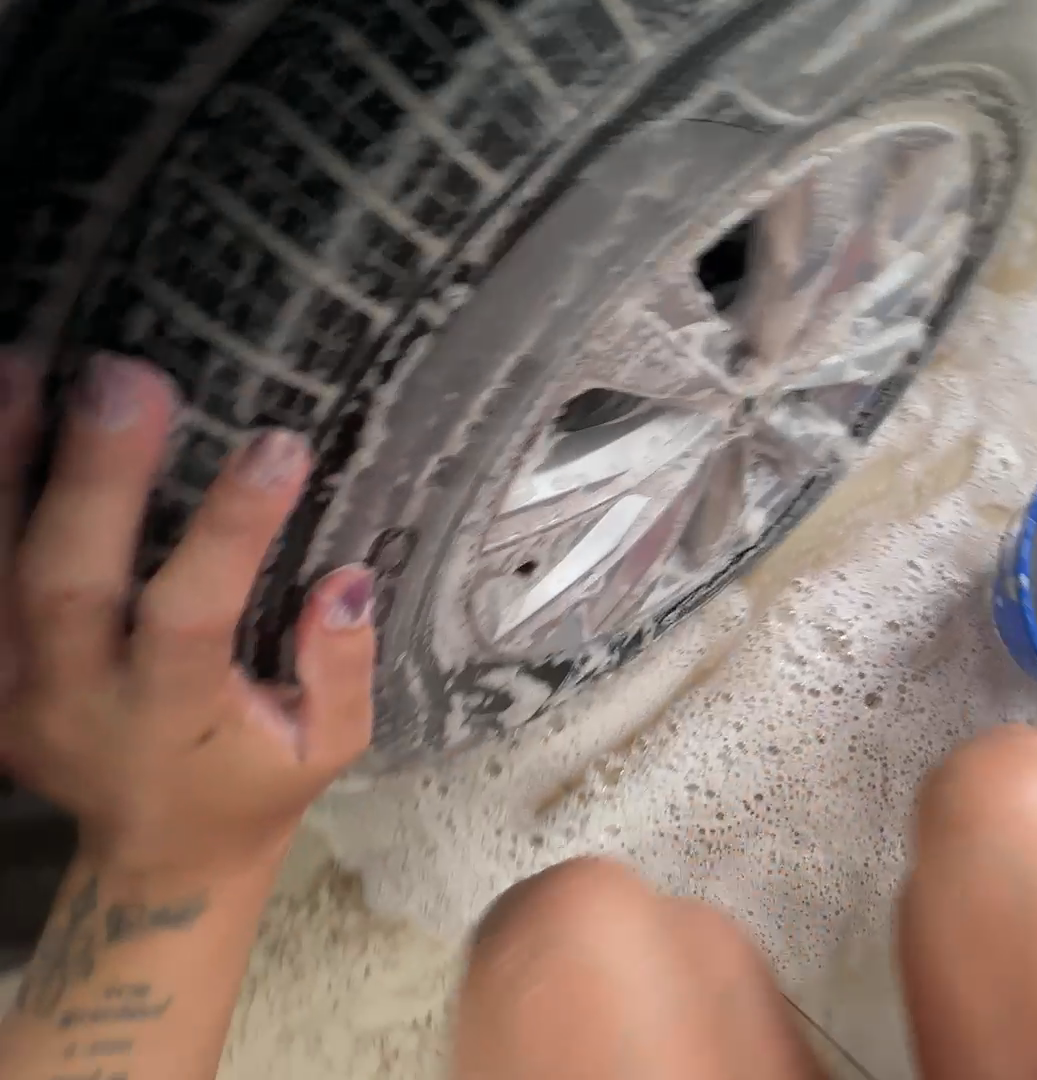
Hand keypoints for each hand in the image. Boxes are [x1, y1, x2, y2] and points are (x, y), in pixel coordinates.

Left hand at [0, 353, 375, 881]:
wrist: (162, 850)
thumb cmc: (266, 785)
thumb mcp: (336, 742)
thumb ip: (341, 668)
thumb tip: (348, 580)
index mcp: (173, 714)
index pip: (191, 611)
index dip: (230, 530)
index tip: (277, 450)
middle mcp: (71, 696)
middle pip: (67, 578)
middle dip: (95, 473)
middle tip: (128, 380)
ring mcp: (6, 686)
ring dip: (1, 468)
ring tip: (22, 370)